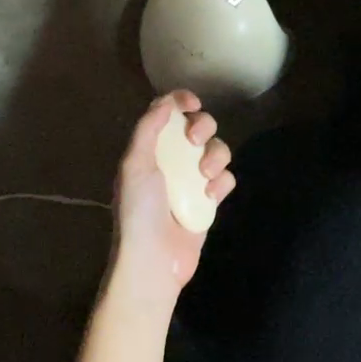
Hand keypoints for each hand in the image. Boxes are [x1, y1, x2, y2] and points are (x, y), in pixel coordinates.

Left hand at [112, 91, 235, 294]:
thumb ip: (148, 128)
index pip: (166, 113)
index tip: (193, 103)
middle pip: (198, 126)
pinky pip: (226, 179)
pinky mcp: (209, 201)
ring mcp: (191, 181)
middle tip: (195, 141)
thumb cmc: (139, 212)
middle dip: (203, 127)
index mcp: (148, 149)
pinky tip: (210, 198)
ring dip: (215, 157)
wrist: (153, 260)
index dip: (181, 101)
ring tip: (203, 177)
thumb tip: (166, 101)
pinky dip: (222, 183)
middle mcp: (171, 160)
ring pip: (217, 151)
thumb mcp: (134, 165)